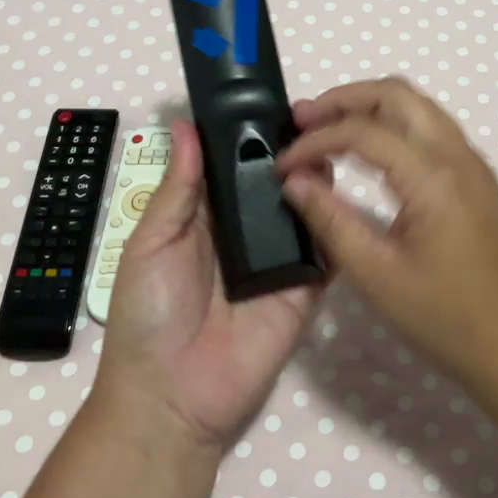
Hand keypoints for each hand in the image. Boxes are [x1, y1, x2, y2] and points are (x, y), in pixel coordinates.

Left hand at [93, 118, 322, 451]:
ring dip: (318, 182)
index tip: (274, 99)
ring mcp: (278, 261)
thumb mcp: (151, 244)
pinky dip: (338, 227)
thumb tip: (187, 125)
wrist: (172, 397)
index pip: (233, 167)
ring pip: (305, 212)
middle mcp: (245, 233)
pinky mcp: (304, 288)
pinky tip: (348, 197)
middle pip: (274, 185)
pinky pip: (326, 253)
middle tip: (317, 118)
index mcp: (204, 218)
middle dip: (292, 153)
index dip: (250, 136)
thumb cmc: (148, 315)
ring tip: (335, 146)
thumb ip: (178, 189)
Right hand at [276, 78, 497, 388]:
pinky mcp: (477, 179)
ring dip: (371, 107)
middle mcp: (458, 156)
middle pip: (397, 95)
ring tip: (327, 127)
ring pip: (418, 106)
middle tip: (302, 120)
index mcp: (434, 177)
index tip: (281, 167)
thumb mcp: (376, 274)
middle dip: (344, 99)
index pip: (362, 132)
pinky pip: (433, 128)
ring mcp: (473, 164)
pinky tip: (369, 151)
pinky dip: (395, 124)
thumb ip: (331, 221)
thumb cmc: (443, 317)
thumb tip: (294, 181)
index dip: (314, 142)